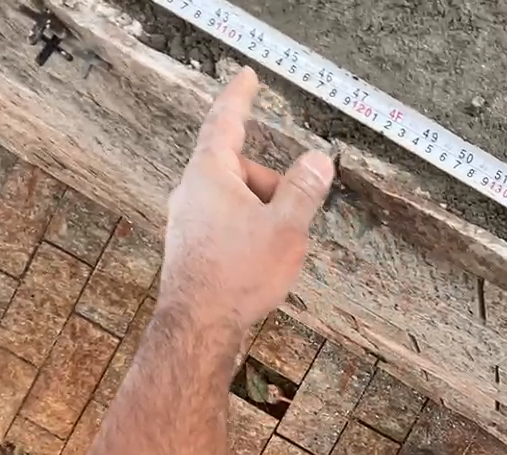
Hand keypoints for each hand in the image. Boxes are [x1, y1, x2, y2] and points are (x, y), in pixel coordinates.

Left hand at [160, 69, 333, 341]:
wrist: (200, 324)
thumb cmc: (238, 274)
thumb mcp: (286, 229)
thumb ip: (303, 191)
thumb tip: (319, 160)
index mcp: (210, 173)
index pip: (226, 121)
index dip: (241, 98)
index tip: (248, 78)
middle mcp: (191, 192)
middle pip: (239, 171)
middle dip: (272, 188)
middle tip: (296, 218)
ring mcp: (187, 222)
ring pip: (234, 204)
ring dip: (263, 218)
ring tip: (278, 253)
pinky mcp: (190, 250)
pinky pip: (226, 229)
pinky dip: (248, 237)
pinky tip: (259, 267)